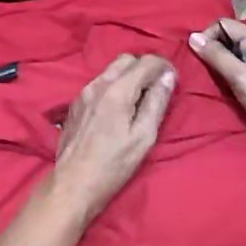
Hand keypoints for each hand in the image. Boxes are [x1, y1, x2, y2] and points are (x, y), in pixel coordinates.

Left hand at [47, 55, 176, 221]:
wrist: (73, 185)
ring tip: (140, 99)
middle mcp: (98, 84)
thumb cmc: (113, 165)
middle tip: (157, 88)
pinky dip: (114, 86)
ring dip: (129, 76)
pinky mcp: (75, 104)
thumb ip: (157, 102)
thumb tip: (168, 76)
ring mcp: (83, 93)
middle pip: (127, 60)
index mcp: (117, 91)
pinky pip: (99, 83)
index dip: (164, 66)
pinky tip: (119, 109)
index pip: (146, 62)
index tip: (173, 81)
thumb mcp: (144, 137)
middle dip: (145, 67)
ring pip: (111, 70)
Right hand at [188, 18, 245, 166]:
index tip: (197, 58)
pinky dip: (232, 69)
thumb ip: (216, 56)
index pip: (225, 24)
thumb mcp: (240, 78)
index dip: (207, 36)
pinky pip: (244, 62)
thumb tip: (193, 37)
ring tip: (212, 77)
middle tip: (202, 69)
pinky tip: (226, 83)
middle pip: (231, 34)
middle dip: (214, 47)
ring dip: (221, 60)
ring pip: (236, 50)